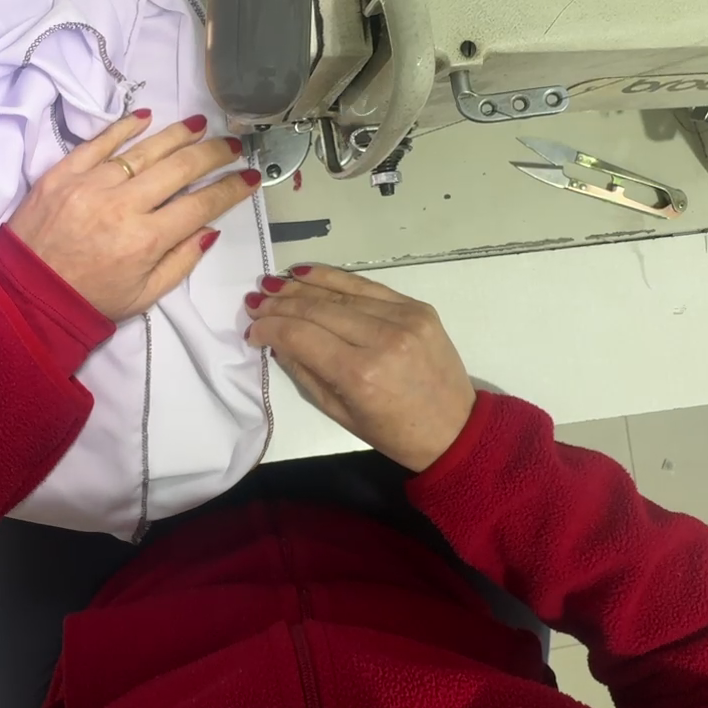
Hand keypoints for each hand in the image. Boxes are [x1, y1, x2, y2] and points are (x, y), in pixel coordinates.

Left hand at [9, 111, 258, 319]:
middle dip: (214, 154)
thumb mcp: (144, 297)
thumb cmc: (89, 300)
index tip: (249, 177)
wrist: (24, 295)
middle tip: (232, 145)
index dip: (231, 189)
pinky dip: (124, 128)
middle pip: (180, 168)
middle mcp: (123, 206)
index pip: (201, 204)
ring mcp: (91, 184)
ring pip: (144, 150)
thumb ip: (181, 262)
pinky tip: (147, 118)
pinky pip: (99, 142)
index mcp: (146, 240)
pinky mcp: (63, 173)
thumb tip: (209, 228)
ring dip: (177, 135)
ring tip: (200, 126)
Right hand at [244, 266, 476, 471]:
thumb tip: (275, 339)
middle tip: (254, 301)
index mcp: (360, 375)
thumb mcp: (339, 413)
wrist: (455, 429)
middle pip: (317, 310)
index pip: (301, 336)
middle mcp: (382, 340)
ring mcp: (403, 319)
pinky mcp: (417, 307)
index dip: (270, 328)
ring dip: (300, 287)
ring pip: (339, 294)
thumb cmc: (393, 433)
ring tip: (272, 284)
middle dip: (280, 304)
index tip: (251, 328)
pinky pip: (366, 286)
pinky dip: (334, 278)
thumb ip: (304, 371)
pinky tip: (305, 274)